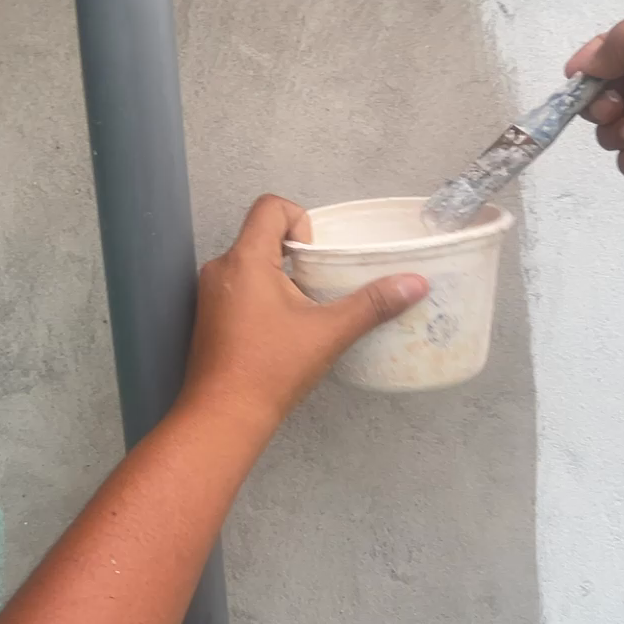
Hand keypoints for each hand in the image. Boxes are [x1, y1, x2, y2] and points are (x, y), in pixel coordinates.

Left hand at [177, 195, 427, 428]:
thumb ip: (372, 304)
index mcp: (245, 260)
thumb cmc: (270, 370)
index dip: (299, 219)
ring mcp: (210, 293)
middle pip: (260, 235)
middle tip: (319, 282)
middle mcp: (221, 268)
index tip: (315, 254)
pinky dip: (262, 295)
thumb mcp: (328, 333)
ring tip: (304, 309)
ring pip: (249, 264)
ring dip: (279, 276)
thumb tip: (415, 284)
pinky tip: (281, 329)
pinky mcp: (209, 316)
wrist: (223, 415)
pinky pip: (238, 287)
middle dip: (294, 252)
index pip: (270, 207)